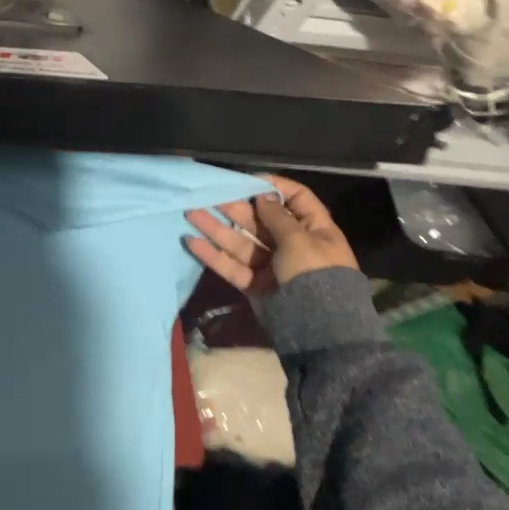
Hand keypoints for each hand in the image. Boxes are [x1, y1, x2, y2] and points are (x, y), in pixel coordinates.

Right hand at [185, 174, 358, 299]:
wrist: (318, 330)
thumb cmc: (314, 274)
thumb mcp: (300, 240)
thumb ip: (277, 216)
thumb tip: (263, 195)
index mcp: (314, 230)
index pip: (296, 198)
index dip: (273, 187)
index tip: (247, 180)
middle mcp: (292, 244)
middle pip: (260, 219)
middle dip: (234, 206)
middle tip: (207, 193)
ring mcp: (272, 265)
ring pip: (240, 241)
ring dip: (215, 227)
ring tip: (190, 212)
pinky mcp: (254, 283)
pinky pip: (231, 265)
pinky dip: (212, 254)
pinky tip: (191, 241)